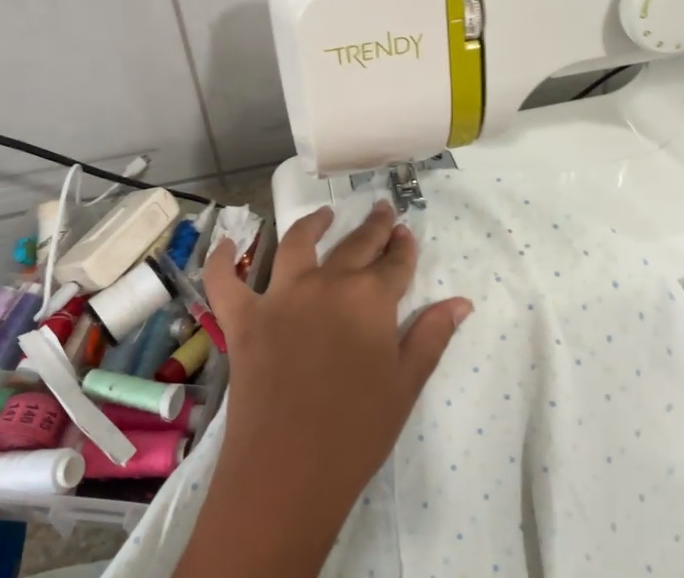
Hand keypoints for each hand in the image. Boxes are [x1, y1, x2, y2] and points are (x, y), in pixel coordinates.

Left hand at [174, 203, 472, 577]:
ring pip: (297, 245)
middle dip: (373, 227)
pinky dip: (223, 259)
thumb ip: (431, 336)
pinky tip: (228, 243)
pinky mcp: (242, 319)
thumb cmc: (358, 432)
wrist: (288, 471)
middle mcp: (326, 284)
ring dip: (313, 225)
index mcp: (370, 298)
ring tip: (324, 215)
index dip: (403, 248)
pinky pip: (225, 280)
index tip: (406, 235)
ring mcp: (279, 297)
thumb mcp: (406, 384)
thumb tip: (460, 301)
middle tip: (382, 212)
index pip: (394, 263)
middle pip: (354, 245)